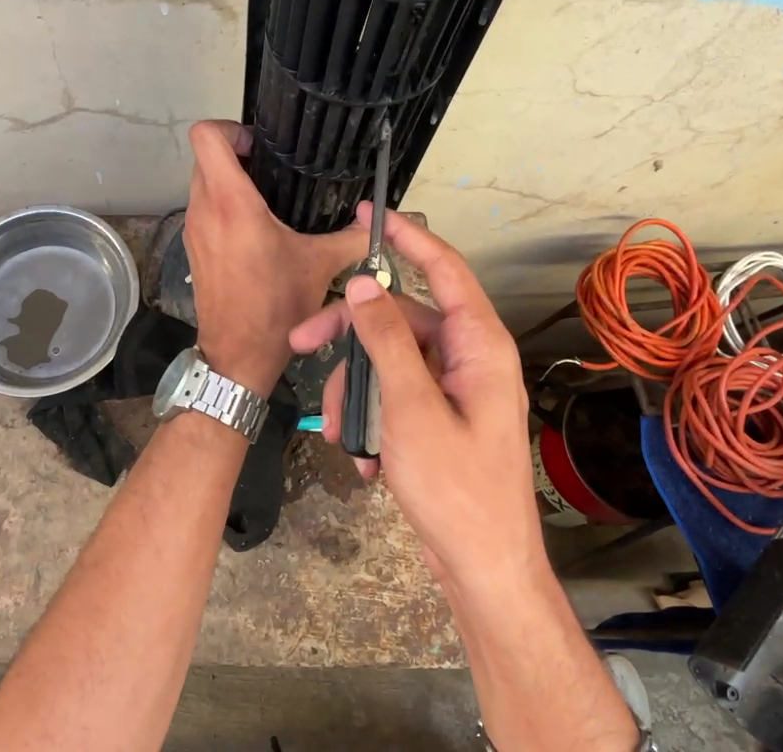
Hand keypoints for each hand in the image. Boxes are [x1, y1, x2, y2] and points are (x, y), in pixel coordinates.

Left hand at [183, 121, 366, 393]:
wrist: (238, 356)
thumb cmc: (276, 307)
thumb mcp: (321, 266)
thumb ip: (352, 237)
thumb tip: (378, 222)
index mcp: (231, 203)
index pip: (207, 136)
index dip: (232, 129)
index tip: (261, 146)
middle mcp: (204, 209)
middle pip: (204, 156)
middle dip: (235, 154)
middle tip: (271, 169)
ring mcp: (193, 229)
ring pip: (201, 183)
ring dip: (228, 180)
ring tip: (267, 197)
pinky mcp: (192, 247)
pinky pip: (202, 209)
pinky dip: (222, 206)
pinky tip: (254, 227)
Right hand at [289, 204, 542, 588]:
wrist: (482, 567)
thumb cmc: (456, 489)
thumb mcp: (411, 409)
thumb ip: (386, 342)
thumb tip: (362, 287)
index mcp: (479, 346)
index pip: (443, 270)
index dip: (407, 236)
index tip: (368, 214)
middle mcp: (469, 359)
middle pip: (398, 320)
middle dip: (350, 337)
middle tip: (300, 344)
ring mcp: (454, 390)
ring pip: (388, 361)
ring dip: (356, 392)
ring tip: (344, 435)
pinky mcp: (437, 418)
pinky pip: (393, 396)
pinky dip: (371, 418)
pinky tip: (365, 458)